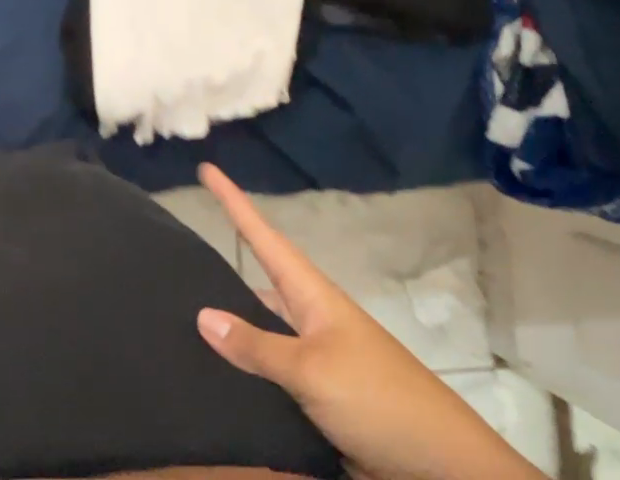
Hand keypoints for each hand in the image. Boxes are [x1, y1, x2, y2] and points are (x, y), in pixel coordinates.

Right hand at [194, 166, 546, 479]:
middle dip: (223, 266)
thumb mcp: (311, 370)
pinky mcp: (319, 394)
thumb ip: (257, 345)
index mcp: (312, 296)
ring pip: (262, 329)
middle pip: (259, 282)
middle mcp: (312, 319)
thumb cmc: (377, 399)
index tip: (207, 169)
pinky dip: (243, 368)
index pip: (263, 238)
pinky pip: (270, 369)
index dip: (234, 203)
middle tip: (177, 261)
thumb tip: (202, 314)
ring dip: (230, 325)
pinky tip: (216, 377)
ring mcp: (317, 357)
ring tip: (180, 320)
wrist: (442, 464)